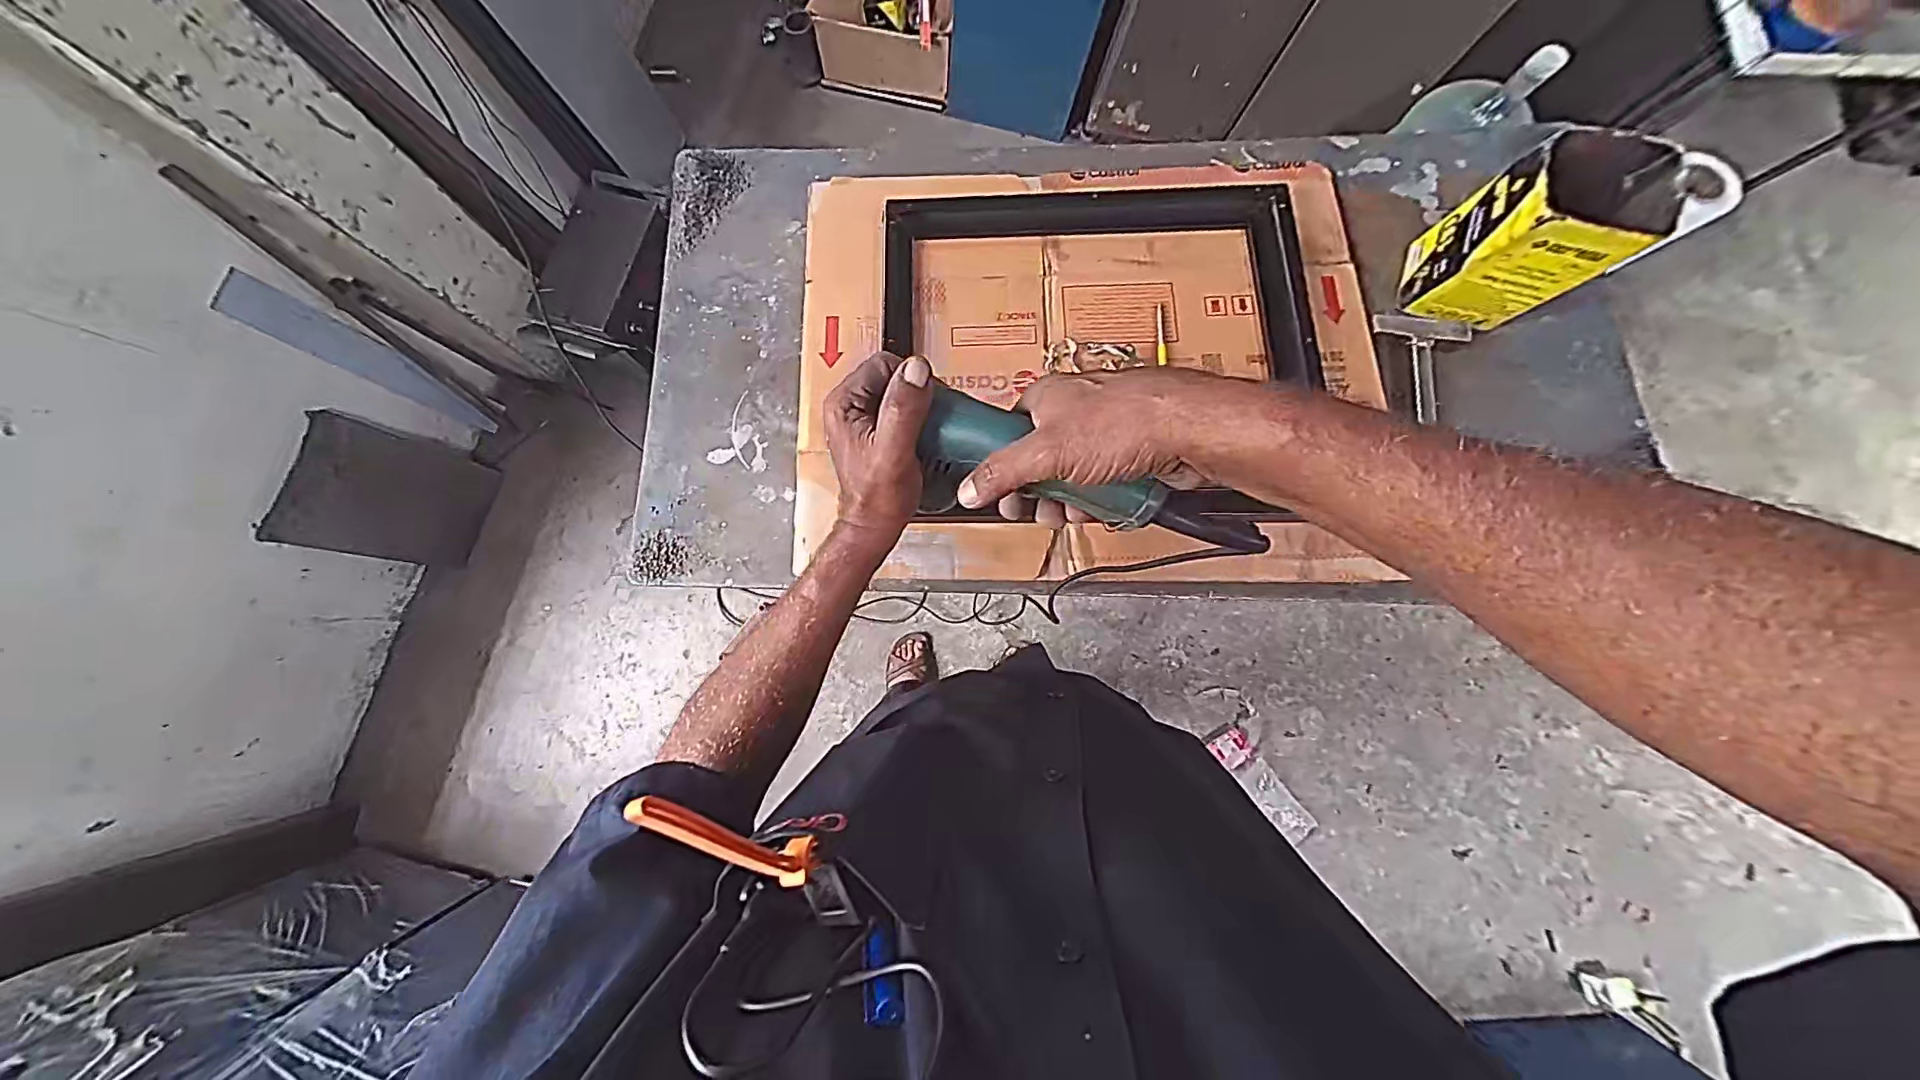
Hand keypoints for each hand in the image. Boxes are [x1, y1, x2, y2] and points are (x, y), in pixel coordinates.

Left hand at [824, 351, 932, 547]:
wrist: (876, 523)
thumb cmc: (877, 496)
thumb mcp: (893, 449)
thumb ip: (904, 408)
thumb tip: (916, 371)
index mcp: (844, 404)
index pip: (884, 364)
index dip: (911, 381)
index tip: (925, 404)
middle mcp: (850, 406)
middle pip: (894, 376)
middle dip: (917, 394)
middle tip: (927, 419)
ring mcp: (863, 419)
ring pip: (901, 392)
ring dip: (919, 407)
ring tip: (924, 430)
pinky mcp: (877, 431)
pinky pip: (904, 410)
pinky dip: (918, 419)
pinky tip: (922, 436)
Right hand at [957, 368, 1256, 524]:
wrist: (1189, 431)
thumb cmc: (1128, 421)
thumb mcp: (1048, 452)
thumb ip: (1002, 472)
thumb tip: (968, 489)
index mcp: (1045, 398)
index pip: (1004, 431)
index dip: (997, 464)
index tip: (992, 490)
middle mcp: (1072, 411)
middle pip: (1037, 459)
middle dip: (1035, 492)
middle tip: (1033, 510)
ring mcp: (1100, 434)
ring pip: (1069, 475)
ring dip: (1064, 501)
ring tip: (1066, 514)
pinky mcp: (1124, 455)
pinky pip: (1097, 482)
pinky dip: (1093, 500)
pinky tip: (1095, 510)